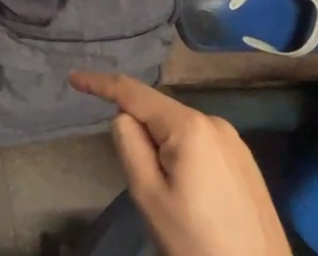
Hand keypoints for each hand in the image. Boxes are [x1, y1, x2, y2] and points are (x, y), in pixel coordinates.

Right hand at [70, 71, 290, 255]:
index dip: (100, 83)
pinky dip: (182, 157)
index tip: (72, 79)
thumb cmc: (197, 243)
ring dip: (161, 148)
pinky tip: (192, 196)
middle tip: (144, 186)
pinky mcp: (245, 163)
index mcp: (189, 126)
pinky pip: (199, 145)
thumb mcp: (148, 195)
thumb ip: (128, 144)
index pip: (133, 93)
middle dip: (140, 134)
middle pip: (157, 113)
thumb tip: (125, 117)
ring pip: (178, 130)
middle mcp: (214, 123)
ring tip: (171, 199)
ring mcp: (234, 143)